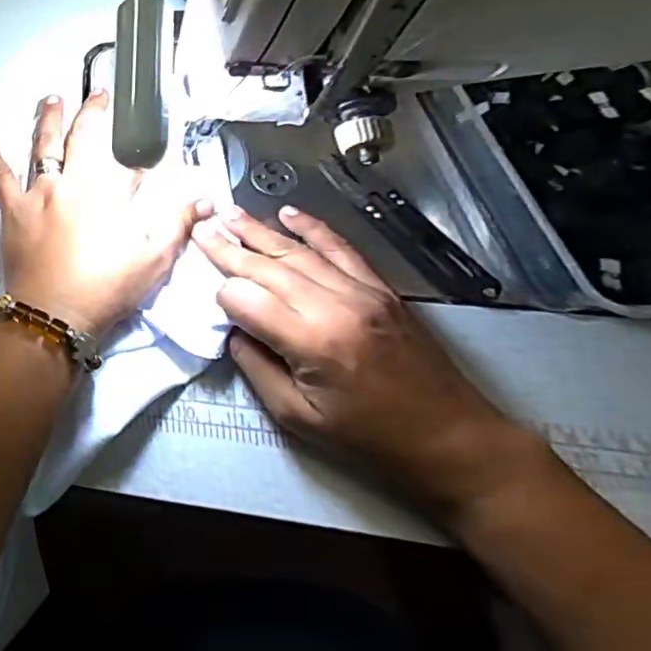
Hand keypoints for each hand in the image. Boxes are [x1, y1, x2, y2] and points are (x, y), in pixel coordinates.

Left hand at [0, 92, 207, 338]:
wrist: (51, 317)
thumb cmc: (105, 290)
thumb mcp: (153, 261)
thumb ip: (178, 225)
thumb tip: (207, 198)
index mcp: (107, 194)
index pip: (125, 158)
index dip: (136, 144)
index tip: (142, 131)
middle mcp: (71, 183)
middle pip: (82, 138)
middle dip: (91, 113)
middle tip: (97, 94)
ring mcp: (38, 193)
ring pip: (42, 146)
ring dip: (48, 120)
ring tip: (52, 98)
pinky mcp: (12, 209)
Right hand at [193, 205, 547, 517]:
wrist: (448, 435)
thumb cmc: (370, 437)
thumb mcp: (300, 417)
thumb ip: (258, 369)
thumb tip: (236, 331)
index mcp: (310, 342)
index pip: (247, 300)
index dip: (224, 297)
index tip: (212, 298)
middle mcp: (333, 305)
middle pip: (268, 267)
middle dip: (230, 247)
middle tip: (202, 227)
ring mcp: (359, 290)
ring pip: (299, 251)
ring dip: (261, 230)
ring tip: (230, 213)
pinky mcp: (378, 286)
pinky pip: (339, 248)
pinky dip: (313, 228)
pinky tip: (289, 214)